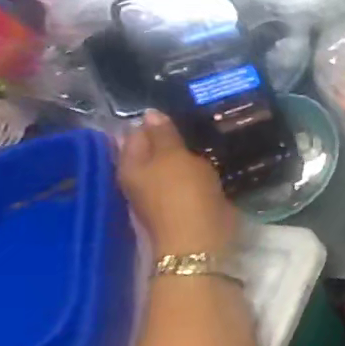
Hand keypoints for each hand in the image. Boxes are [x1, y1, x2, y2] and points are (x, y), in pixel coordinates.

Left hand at [118, 110, 238, 256]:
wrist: (201, 238)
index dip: (154, 121)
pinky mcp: (186, 200)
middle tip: (197, 116)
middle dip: (172, 136)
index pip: (136, 134)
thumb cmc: (182, 193)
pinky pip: (190, 177)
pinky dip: (199, 168)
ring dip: (188, 152)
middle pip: (154, 149)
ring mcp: (164, 191)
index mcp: (130, 165)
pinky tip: (214, 157)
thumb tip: (151, 113)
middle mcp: (142, 178)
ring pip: (174, 163)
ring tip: (208, 132)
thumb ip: (163, 134)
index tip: (178, 107)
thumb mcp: (173, 157)